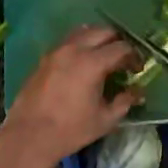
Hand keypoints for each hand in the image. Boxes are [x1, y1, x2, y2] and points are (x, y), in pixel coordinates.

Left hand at [0, 25, 142, 167]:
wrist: (29, 136)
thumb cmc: (71, 130)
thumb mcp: (105, 119)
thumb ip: (124, 101)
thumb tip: (138, 92)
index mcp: (92, 62)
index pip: (121, 48)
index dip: (134, 56)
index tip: (138, 69)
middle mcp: (74, 49)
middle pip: (103, 31)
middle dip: (117, 42)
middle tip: (123, 60)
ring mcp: (56, 51)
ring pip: (83, 32)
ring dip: (98, 39)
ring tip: (104, 57)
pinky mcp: (44, 58)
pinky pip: (68, 41)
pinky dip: (81, 45)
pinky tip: (83, 63)